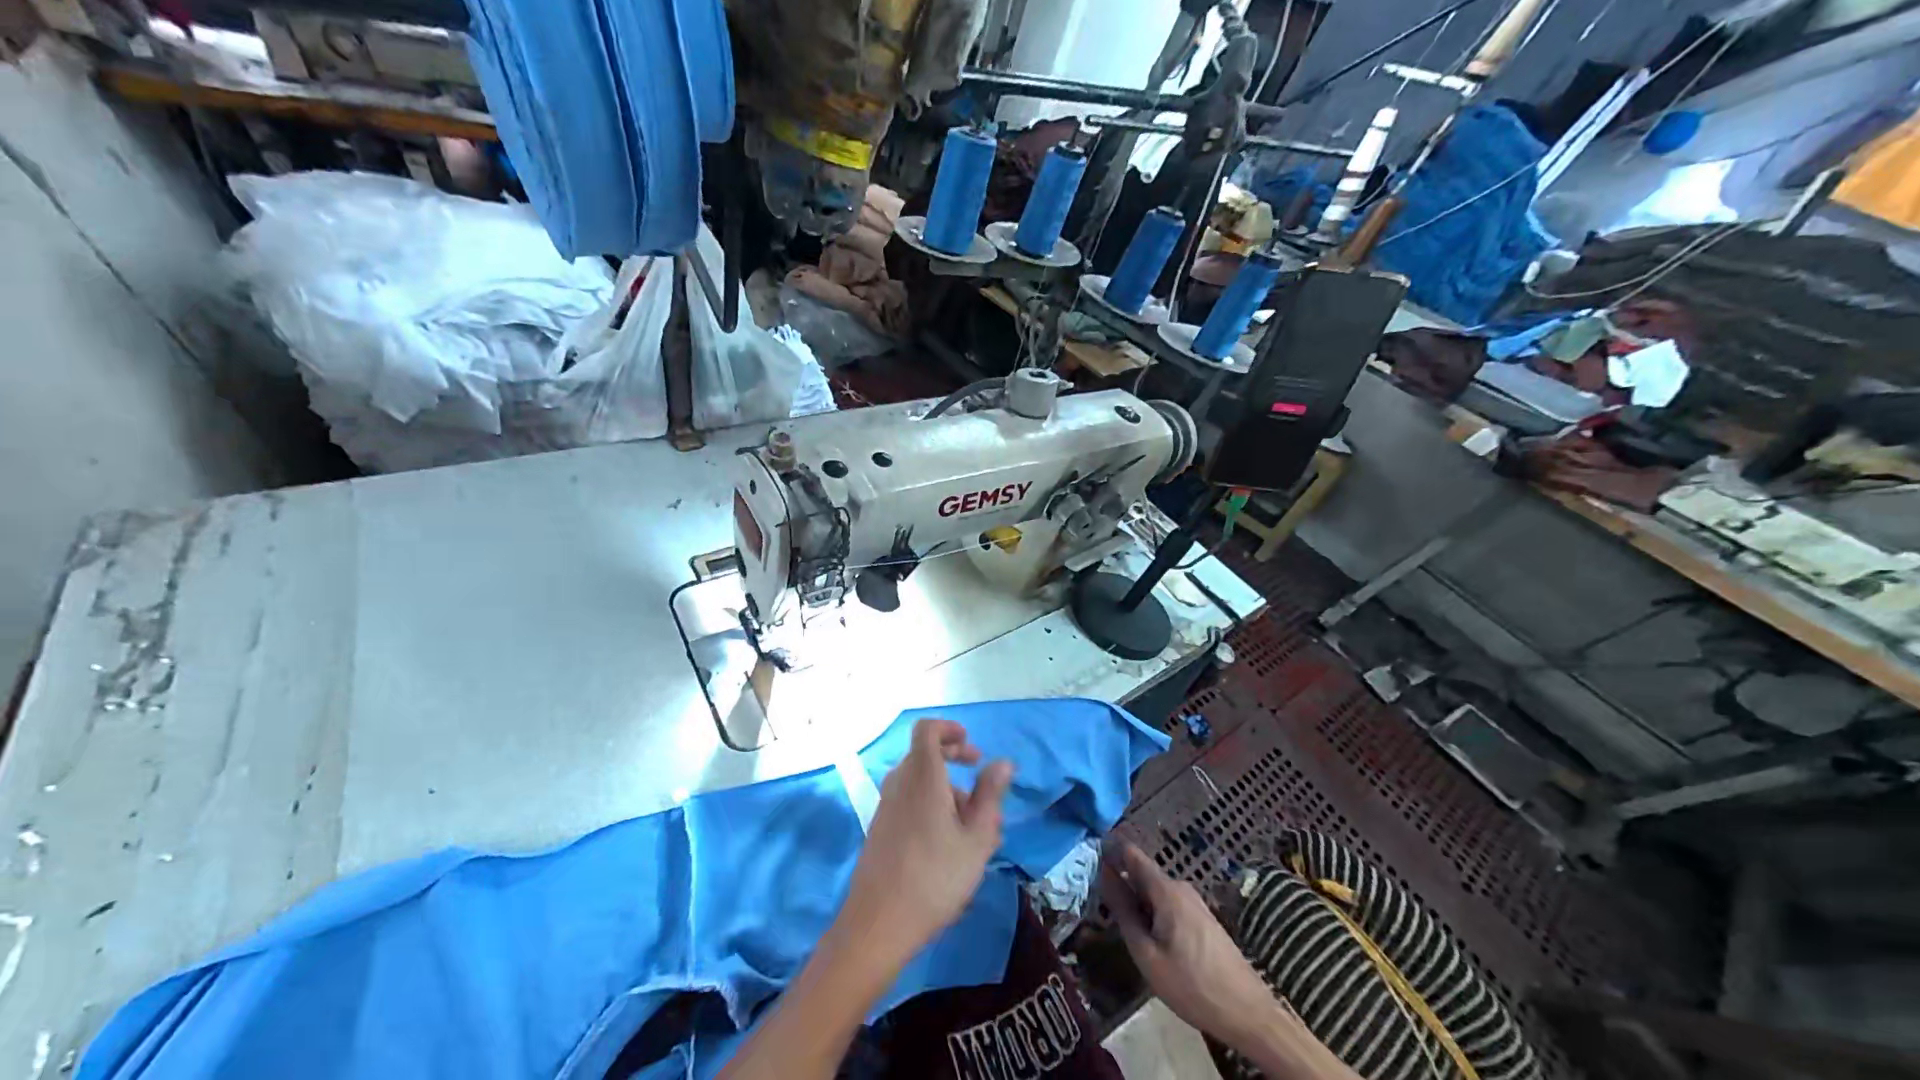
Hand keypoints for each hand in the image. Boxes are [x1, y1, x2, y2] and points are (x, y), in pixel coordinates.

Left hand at [838, 717, 1013, 964]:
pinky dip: (932, 808)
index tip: (973, 748)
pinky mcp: (881, 829)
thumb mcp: (976, 838)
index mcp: (922, 777)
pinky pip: (910, 802)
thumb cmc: (935, 877)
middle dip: (956, 763)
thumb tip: (1002, 762)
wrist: (879, 923)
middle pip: (924, 755)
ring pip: (920, 783)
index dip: (949, 730)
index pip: (927, 730)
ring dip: (948, 793)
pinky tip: (952, 846)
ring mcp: (886, 806)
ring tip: (978, 829)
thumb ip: (990, 796)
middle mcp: (900, 784)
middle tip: (982, 785)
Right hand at [1101, 842, 1288, 1051]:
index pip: (1132, 854)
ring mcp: (1194, 903)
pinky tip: (1148, 940)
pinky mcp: (1202, 919)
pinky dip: (1152, 915)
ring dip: (1137, 904)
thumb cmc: (1191, 985)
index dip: (1109, 851)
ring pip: (1154, 893)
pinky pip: (1168, 906)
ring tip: (1120, 929)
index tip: (1086, 857)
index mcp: (1167, 890)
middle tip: (1097, 907)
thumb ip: (1123, 910)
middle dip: (1120, 885)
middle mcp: (1181, 888)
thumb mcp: (1146, 952)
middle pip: (1142, 875)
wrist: (1247, 1013)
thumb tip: (1104, 874)